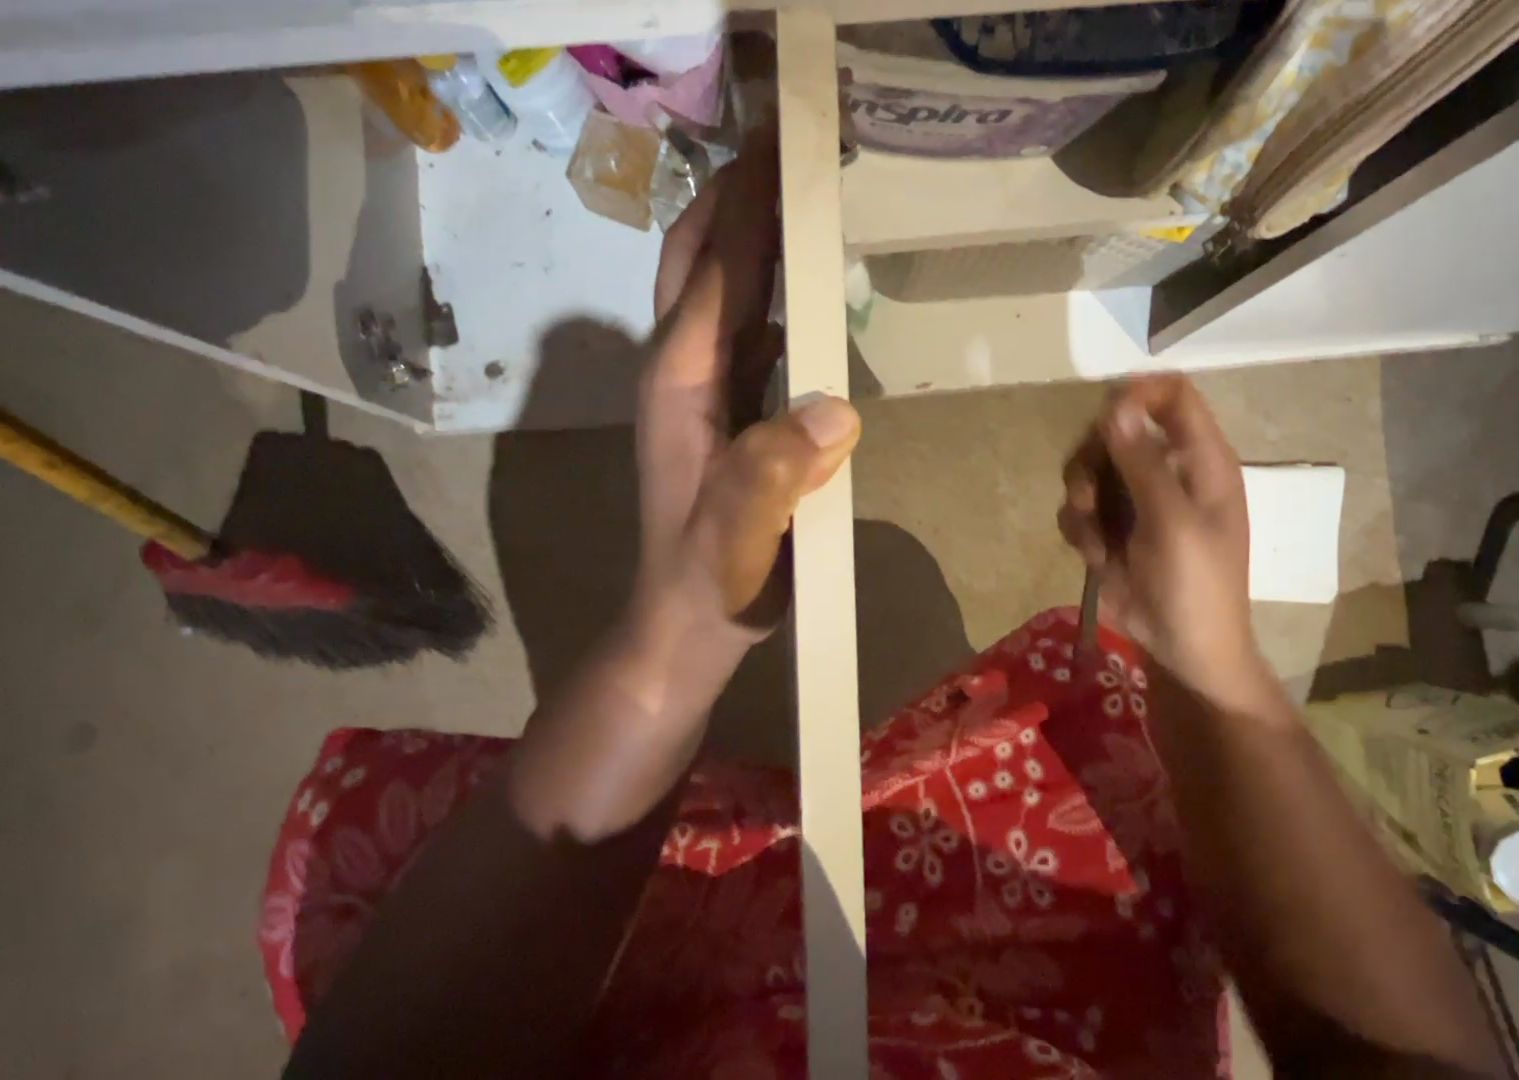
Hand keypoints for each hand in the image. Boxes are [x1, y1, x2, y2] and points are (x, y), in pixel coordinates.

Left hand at [630, 132, 860, 681]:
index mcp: (682, 378)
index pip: (718, 267)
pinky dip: (768, 290)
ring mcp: (699, 389)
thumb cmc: (710, 579)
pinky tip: (800, 282)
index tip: (784, 138)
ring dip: (751, 234)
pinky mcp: (723, 412)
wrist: (684, 624)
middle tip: (789, 144)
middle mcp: (682, 368)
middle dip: (738, 195)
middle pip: (701, 258)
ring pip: (721, 289)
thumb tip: (836, 405)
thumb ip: (776, 468)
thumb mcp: (740, 531)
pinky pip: (746, 331)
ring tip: (799, 192)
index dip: (748, 200)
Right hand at [1059, 376, 1266, 702]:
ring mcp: (1136, 502)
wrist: (1182, 649)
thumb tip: (1116, 404)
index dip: (1138, 395)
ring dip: (1081, 499)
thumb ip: (1143, 462)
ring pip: (1088, 469)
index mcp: (1200, 461)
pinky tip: (1095, 558)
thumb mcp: (1173, 521)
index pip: (1174, 397)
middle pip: (1115, 430)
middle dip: (1093, 459)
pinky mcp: (1110, 530)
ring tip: (1094, 536)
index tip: (1104, 417)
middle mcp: (1166, 472)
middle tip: (1088, 492)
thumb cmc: (1196, 584)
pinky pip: (1077, 509)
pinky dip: (1079, 530)